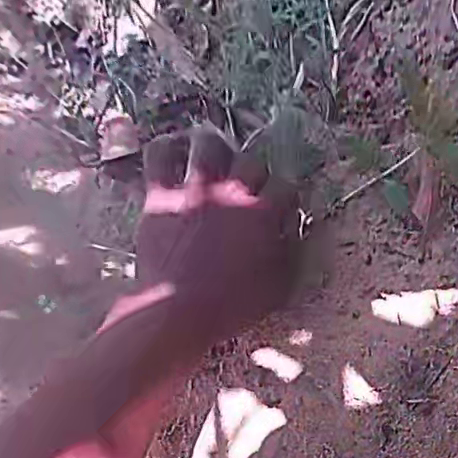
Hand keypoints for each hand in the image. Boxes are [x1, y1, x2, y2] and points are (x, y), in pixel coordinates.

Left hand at [133, 125, 299, 338]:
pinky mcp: (161, 196)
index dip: (286, 196)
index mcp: (263, 214)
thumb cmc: (231, 306)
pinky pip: (160, 156)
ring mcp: (195, 190)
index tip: (283, 207)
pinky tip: (173, 153)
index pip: (286, 187)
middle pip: (251, 161)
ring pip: (209, 145)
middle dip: (254, 172)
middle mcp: (232, 193)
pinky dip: (167, 149)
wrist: (179, 311)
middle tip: (249, 186)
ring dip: (215, 149)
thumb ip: (291, 256)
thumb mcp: (276, 288)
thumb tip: (297, 235)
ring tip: (215, 156)